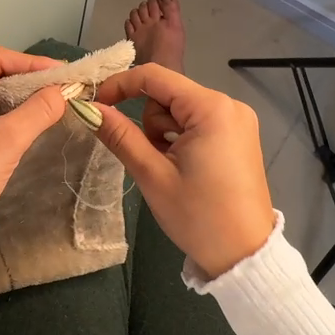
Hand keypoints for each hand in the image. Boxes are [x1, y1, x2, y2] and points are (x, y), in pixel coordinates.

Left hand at [0, 47, 69, 211]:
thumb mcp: (7, 140)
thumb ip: (38, 110)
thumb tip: (64, 90)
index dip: (30, 63)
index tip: (61, 70)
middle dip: (24, 77)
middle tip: (59, 82)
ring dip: (15, 92)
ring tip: (50, 94)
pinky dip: (2, 106)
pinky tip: (27, 109)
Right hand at [92, 65, 275, 278]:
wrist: (245, 258)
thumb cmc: (198, 216)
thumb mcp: (152, 174)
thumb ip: (119, 134)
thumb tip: (89, 107)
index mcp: (211, 108)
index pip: (155, 77)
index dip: (120, 85)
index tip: (95, 103)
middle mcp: (229, 105)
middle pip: (168, 94)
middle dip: (149, 122)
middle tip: (152, 159)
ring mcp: (237, 121)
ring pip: (179, 110)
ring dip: (163, 133)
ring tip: (169, 169)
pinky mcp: (239, 137)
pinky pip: (196, 123)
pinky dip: (180, 139)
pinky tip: (184, 169)